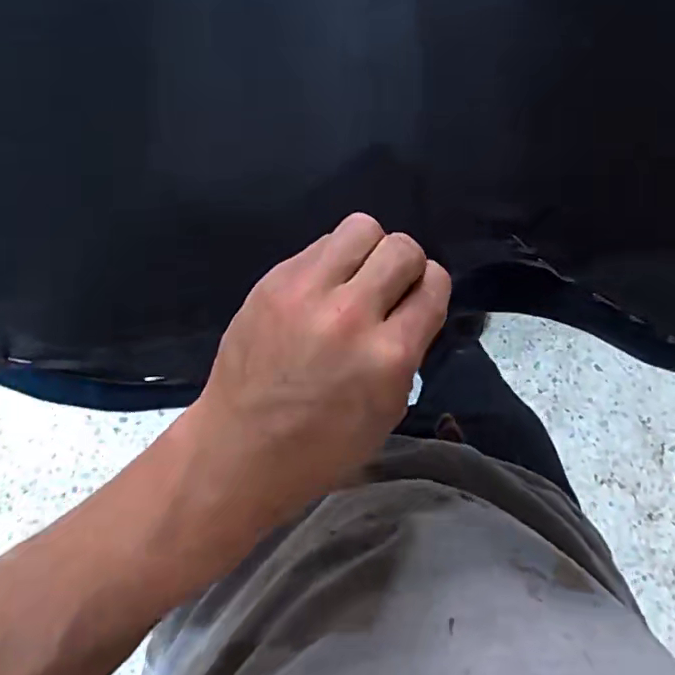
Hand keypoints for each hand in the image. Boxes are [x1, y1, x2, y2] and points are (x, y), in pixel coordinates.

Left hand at [176, 213, 450, 526]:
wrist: (240, 447)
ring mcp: (306, 291)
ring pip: (361, 226)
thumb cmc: (321, 446)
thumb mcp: (388, 409)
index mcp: (389, 356)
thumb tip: (411, 307)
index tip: (418, 299)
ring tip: (355, 277)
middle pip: (402, 247)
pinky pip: (319, 244)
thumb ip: (407, 351)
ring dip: (369, 249)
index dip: (431, 288)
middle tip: (388, 287)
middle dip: (406, 264)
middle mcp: (351, 314)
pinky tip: (319, 289)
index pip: (434, 284)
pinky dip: (330, 261)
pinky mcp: (274, 280)